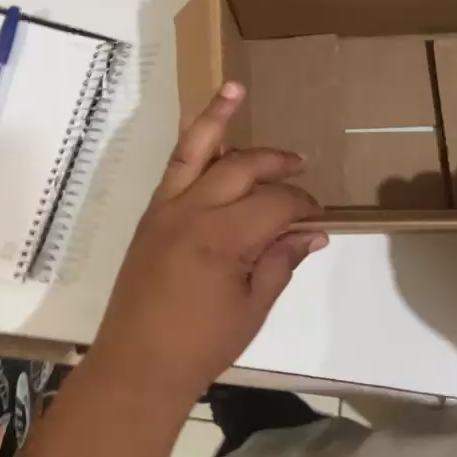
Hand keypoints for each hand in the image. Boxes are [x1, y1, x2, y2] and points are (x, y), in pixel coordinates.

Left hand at [88, 81, 325, 405]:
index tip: (319, 216)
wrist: (136, 367)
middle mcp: (193, 211)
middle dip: (277, 163)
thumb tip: (313, 233)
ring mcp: (166, 208)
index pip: (276, 203)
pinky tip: (207, 132)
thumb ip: (281, 261)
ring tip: (235, 90)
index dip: (303, 206)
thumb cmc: (201, 346)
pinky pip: (175, 168)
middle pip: (243, 167)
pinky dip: (193, 145)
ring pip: (196, 149)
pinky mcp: (151, 215)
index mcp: (223, 238)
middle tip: (302, 164)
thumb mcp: (252, 307)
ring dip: (218, 117)